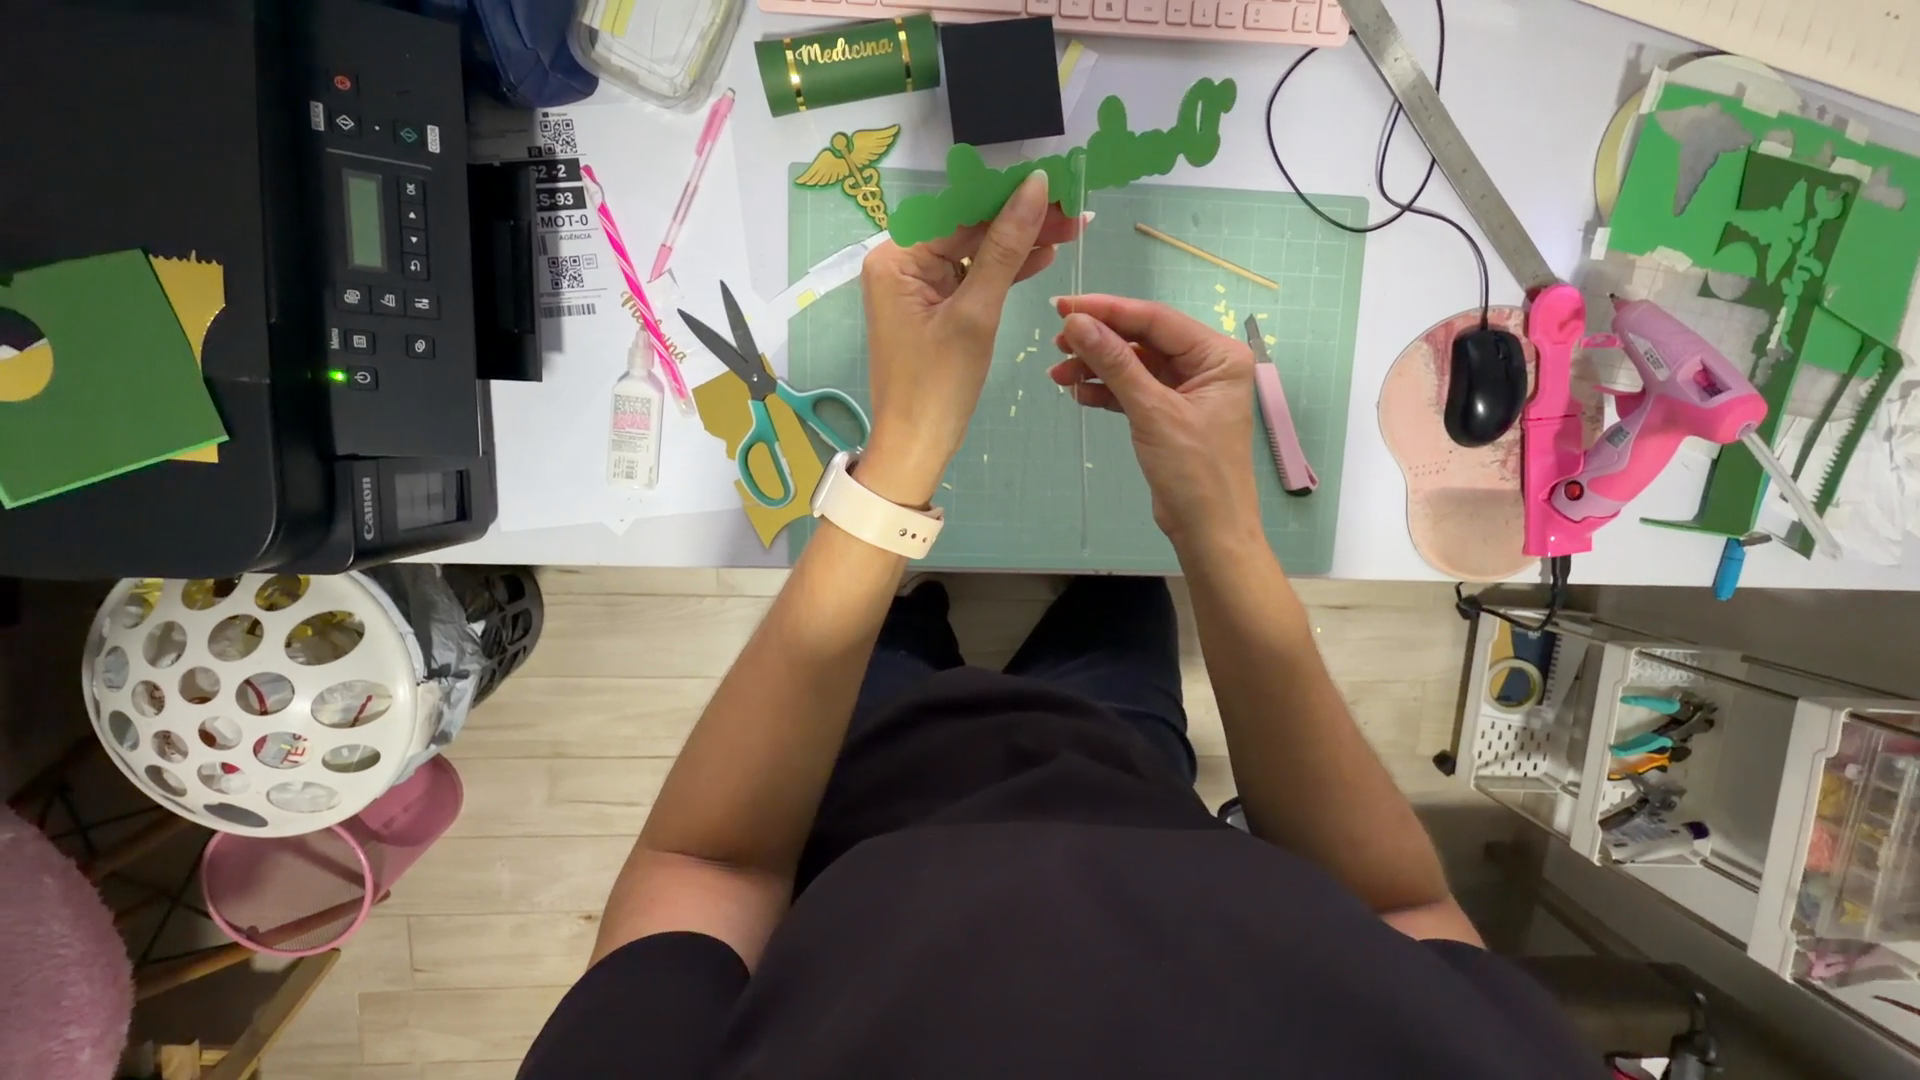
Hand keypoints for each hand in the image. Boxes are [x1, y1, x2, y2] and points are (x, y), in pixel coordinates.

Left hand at [857, 171, 1082, 505]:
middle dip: (1021, 219)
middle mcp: (900, 264)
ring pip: (974, 252)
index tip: (1057, 181)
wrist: (916, 445)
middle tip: (1074, 209)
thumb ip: (1005, 248)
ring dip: (1019, 243)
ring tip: (1071, 228)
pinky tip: (1042, 257)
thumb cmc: (939, 385)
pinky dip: (1003, 271)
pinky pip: (971, 278)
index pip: (961, 212)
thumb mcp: (976, 313)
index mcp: (896, 258)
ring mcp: (916, 287)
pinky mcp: (932, 308)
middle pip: (968, 229)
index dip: (1011, 195)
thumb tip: (1035, 187)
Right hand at [1048, 295, 1260, 550]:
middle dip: (1099, 341)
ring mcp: (1187, 390)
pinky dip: (1106, 390)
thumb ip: (1115, 363)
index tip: (1064, 307)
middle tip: (1057, 343)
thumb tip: (1077, 322)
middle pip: (1143, 339)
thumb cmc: (1194, 471)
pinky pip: (1133, 390)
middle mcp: (1205, 365)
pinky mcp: (1169, 414)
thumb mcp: (1152, 412)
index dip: (1108, 311)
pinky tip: (1079, 392)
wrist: (1208, 530)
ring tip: (1058, 374)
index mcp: (1217, 355)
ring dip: (1097, 367)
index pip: (1156, 319)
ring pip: (1134, 365)